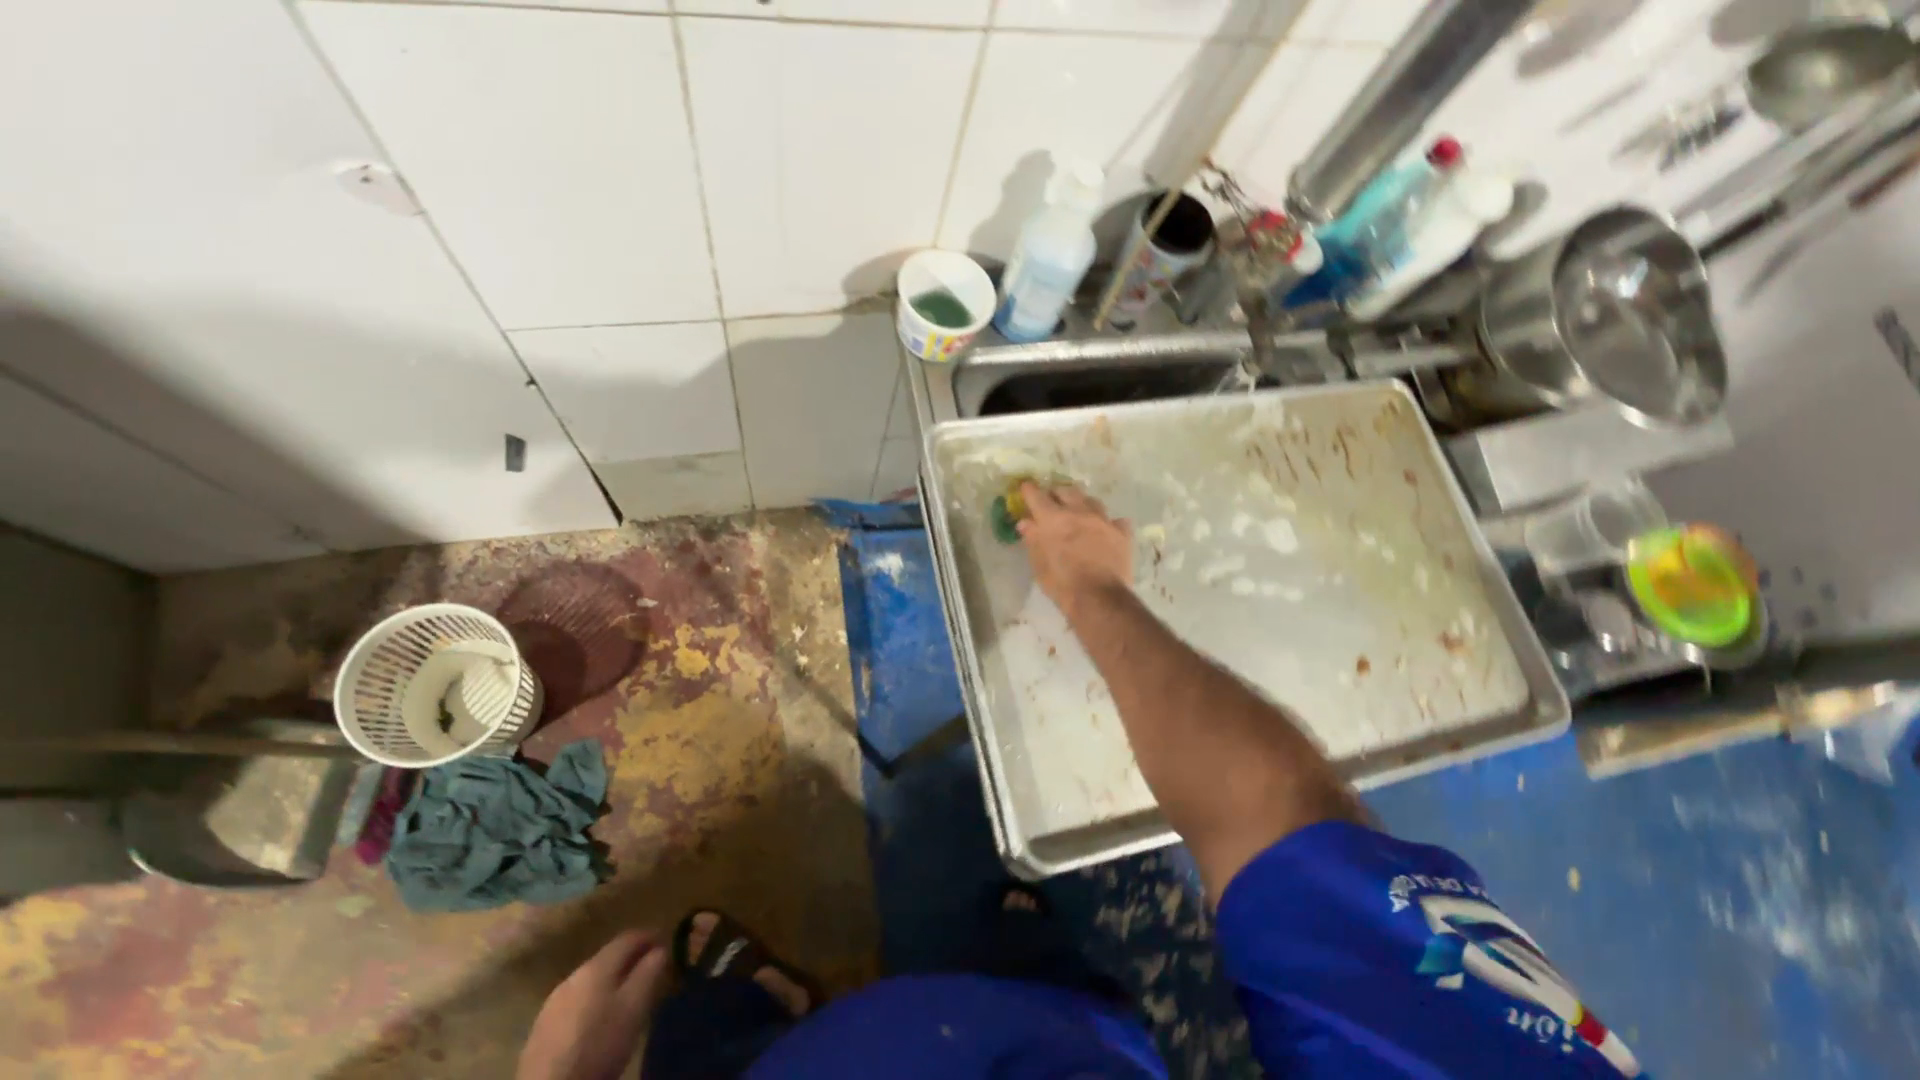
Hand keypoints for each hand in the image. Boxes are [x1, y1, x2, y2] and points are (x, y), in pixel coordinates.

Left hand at [518, 929, 669, 1079]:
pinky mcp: (545, 1024)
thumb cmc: (599, 1044)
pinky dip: (596, 998)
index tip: (667, 941)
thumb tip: (660, 949)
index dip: (649, 936)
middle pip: (608, 957)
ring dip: (613, 979)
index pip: (627, 938)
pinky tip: (600, 1018)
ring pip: (592, 979)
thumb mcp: (634, 1009)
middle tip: (652, 969)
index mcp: (596, 967)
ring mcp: (555, 1000)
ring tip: (629, 994)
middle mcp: (574, 975)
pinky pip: (578, 999)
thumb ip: (649, 975)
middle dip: (632, 958)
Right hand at [1017, 481, 1132, 614]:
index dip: (1029, 490)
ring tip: (1079, 512)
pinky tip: (1106, 530)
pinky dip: (1108, 523)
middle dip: (1056, 493)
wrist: (1099, 598)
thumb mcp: (1039, 565)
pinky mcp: (1122, 533)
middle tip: (1052, 501)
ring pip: (1091, 501)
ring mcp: (1103, 521)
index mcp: (1054, 519)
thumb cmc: (1062, 584)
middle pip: (1066, 491)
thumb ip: (1033, 540)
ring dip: (1082, 503)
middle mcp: (1079, 512)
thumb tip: (1026, 522)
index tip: (1025, 487)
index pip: (1037, 496)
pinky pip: (1115, 520)